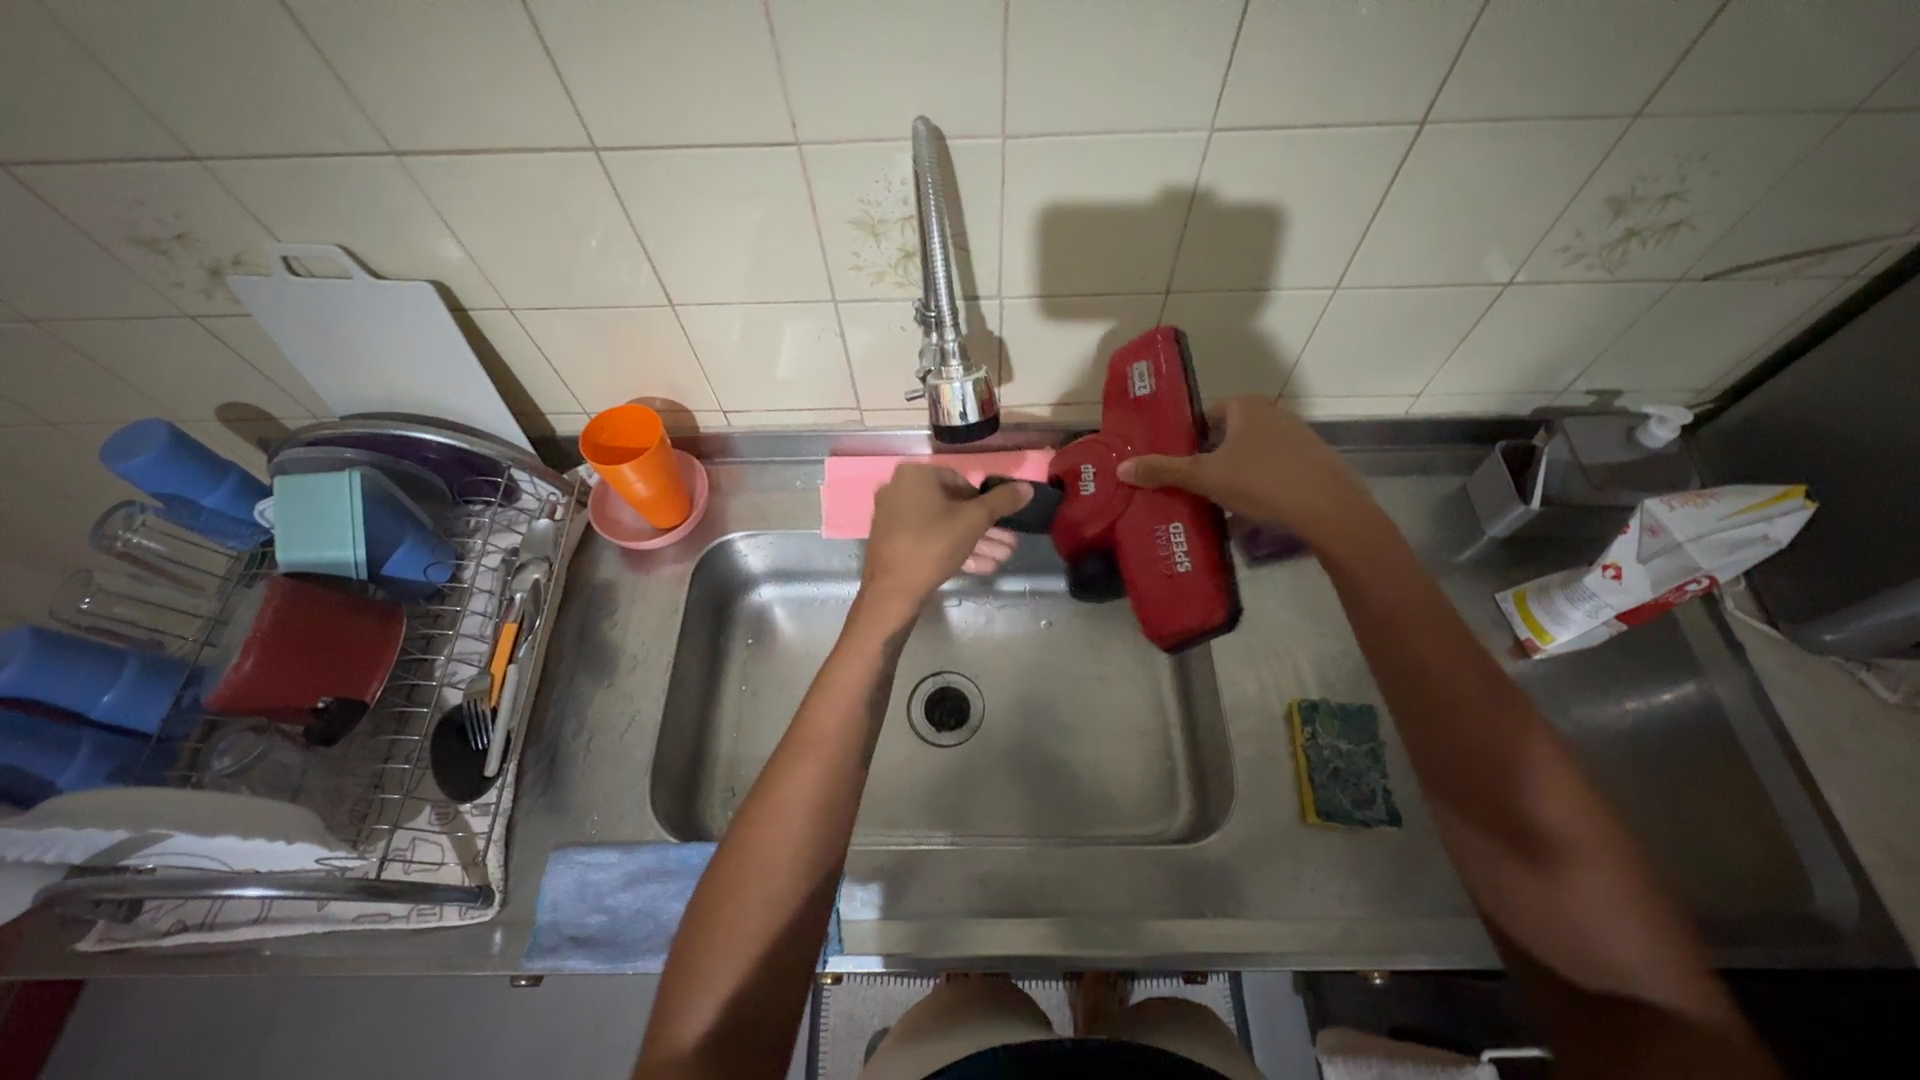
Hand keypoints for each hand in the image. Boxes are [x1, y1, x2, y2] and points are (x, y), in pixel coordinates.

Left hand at [857, 465, 1030, 626]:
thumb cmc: (933, 544)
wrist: (892, 590)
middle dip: (985, 528)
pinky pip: (928, 540)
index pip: (959, 480)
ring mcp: (894, 518)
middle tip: (1009, 544)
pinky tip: (982, 568)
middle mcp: (900, 490)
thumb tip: (1027, 488)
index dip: (983, 501)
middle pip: (952, 507)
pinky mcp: (894, 543)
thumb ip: (1002, 501)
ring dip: (975, 542)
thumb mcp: (974, 520)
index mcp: (915, 475)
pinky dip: (953, 550)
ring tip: (1003, 558)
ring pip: (943, 527)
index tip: (998, 520)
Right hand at [1116, 396, 1376, 545]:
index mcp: (1246, 407)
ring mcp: (1298, 438)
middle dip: (1210, 461)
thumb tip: (1122, 468)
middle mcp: (1274, 413)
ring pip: (1252, 456)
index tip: (1176, 466)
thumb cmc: (1261, 482)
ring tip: (1217, 506)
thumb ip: (1163, 471)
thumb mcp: (1204, 478)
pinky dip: (1260, 489)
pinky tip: (1251, 515)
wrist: (1328, 509)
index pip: (1206, 416)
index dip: (1188, 440)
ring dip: (1235, 477)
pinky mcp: (1314, 464)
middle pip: (1229, 437)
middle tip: (1191, 488)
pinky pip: (1275, 472)